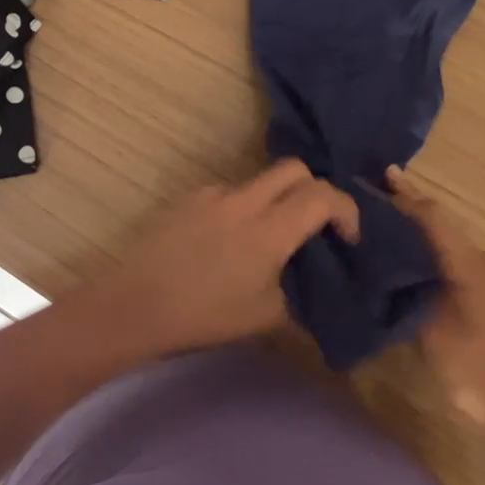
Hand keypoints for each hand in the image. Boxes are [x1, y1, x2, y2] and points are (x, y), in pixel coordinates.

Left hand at [91, 160, 359, 353]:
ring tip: (266, 243)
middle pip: (293, 169)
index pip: (322, 195)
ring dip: (273, 202)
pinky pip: (226, 194)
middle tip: (314, 227)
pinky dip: (240, 210)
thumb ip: (296, 291)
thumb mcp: (265, 316)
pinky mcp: (185, 199)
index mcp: (268, 228)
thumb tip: (306, 282)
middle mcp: (242, 200)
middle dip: (314, 190)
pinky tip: (227, 245)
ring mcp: (210, 194)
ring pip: (257, 182)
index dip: (346, 210)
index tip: (348, 239)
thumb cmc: (204, 315)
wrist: (135, 303)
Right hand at [389, 167, 484, 441]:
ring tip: (368, 220)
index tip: (371, 175)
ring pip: (437, 242)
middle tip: (360, 195)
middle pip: (435, 224)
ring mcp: (479, 282)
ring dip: (408, 228)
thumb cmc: (473, 365)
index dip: (402, 195)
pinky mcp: (474, 300)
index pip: (432, 215)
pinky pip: (440, 261)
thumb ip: (409, 278)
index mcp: (471, 261)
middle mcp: (478, 263)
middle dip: (401, 206)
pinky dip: (415, 250)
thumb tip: (380, 243)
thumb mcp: (435, 319)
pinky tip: (390, 258)